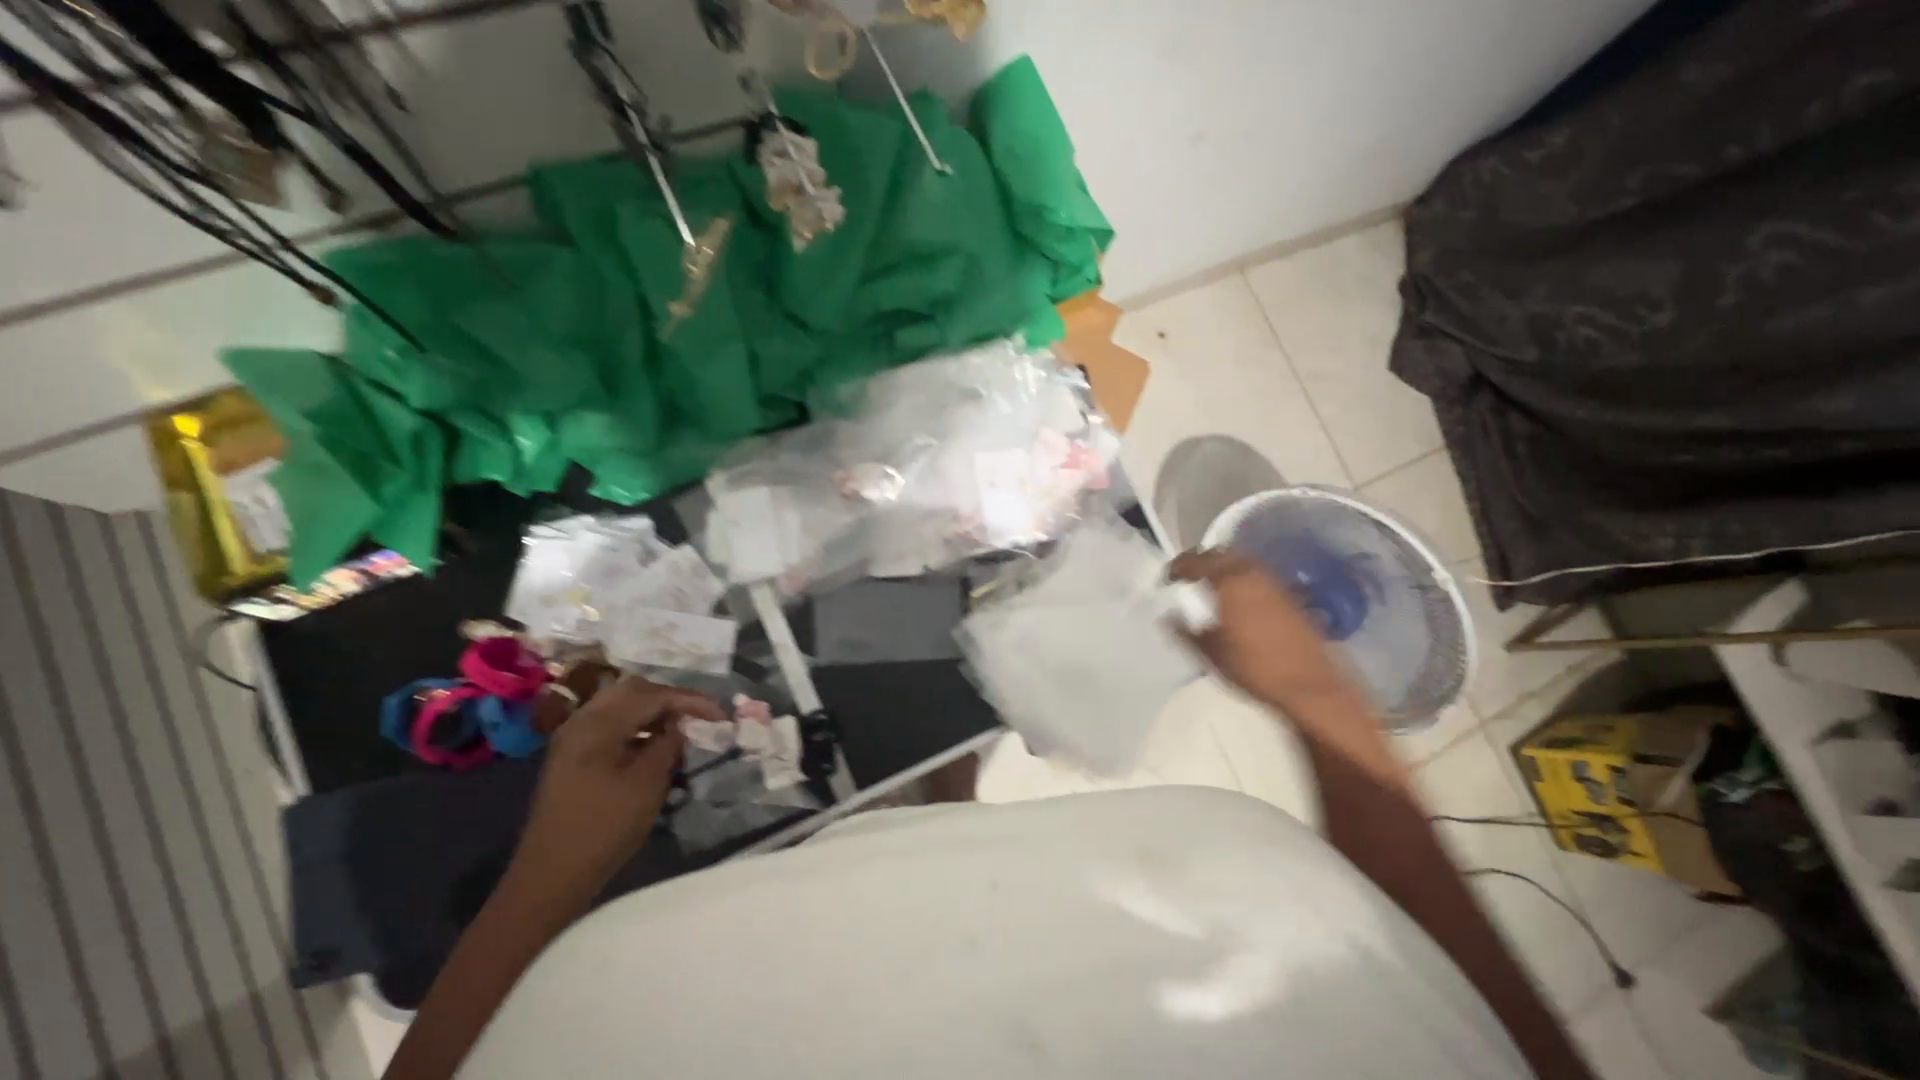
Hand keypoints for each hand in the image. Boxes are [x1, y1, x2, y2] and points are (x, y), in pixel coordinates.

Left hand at [514, 675, 722, 895]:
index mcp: (598, 723)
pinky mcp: (571, 757)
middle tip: (699, 715)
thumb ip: (666, 745)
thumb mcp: (647, 784)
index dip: (690, 700)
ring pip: (618, 707)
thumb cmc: (604, 827)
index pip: (652, 695)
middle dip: (669, 699)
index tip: (720, 713)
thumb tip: (677, 726)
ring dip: (651, 712)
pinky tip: (652, 746)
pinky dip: (635, 727)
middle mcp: (581, 720)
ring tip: (680, 730)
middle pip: (632, 691)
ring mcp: (572, 738)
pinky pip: (608, 726)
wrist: (552, 873)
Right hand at [1169, 549, 1353, 711]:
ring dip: (1223, 569)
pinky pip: (1258, 576)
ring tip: (1210, 587)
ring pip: (1242, 563)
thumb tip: (1167, 617)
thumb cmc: (1254, 669)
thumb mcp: (1210, 654)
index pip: (1195, 561)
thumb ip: (1184, 632)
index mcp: (1230, 581)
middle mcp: (1253, 573)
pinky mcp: (1291, 596)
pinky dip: (1242, 580)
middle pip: (1221, 554)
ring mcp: (1276, 582)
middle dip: (1200, 562)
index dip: (1176, 568)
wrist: (1310, 686)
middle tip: (1186, 578)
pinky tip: (1237, 599)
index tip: (1165, 581)